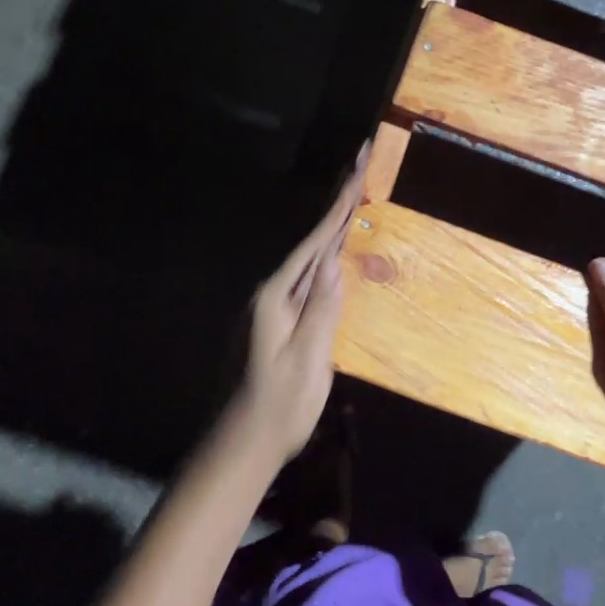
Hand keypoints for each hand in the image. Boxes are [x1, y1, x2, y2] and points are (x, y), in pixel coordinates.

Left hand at [233, 141, 369, 462]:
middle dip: (338, 202)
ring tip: (353, 193)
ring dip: (333, 223)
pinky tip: (336, 248)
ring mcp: (275, 305)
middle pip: (313, 239)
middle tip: (359, 163)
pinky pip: (309, 276)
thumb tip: (336, 262)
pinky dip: (327, 254)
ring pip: (311, 256)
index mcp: (278, 296)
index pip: (316, 240)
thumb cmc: (279, 406)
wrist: (245, 441)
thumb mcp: (305, 361)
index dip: (339, 203)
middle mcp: (273, 292)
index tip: (356, 166)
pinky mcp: (281, 319)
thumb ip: (321, 311)